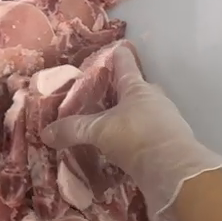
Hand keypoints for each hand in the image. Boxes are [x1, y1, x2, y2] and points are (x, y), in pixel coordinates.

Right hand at [42, 43, 221, 220]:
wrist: (176, 172)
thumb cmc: (137, 137)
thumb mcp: (98, 131)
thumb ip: (72, 130)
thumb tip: (45, 133)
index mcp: (137, 87)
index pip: (125, 63)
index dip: (118, 55)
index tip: (116, 48)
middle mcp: (155, 100)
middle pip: (139, 88)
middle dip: (125, 90)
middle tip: (108, 95)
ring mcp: (167, 122)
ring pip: (147, 112)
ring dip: (133, 116)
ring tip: (113, 125)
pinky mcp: (171, 144)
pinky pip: (151, 135)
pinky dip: (139, 138)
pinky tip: (126, 149)